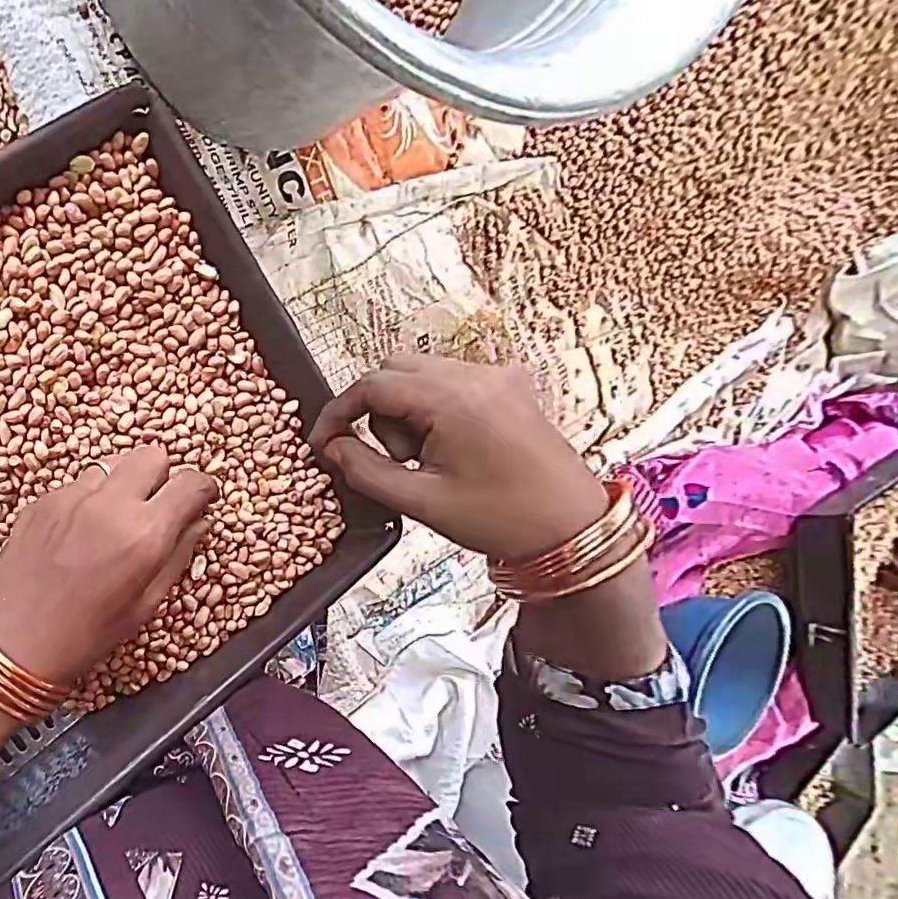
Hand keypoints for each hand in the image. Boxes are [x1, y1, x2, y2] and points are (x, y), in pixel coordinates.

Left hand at [0, 446, 216, 685]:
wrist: (13, 644)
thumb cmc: (86, 635)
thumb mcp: (146, 604)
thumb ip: (178, 554)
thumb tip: (199, 521)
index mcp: (144, 535)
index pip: (190, 483)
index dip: (203, 488)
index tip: (202, 498)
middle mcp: (109, 505)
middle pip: (151, 455)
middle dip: (162, 476)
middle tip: (157, 506)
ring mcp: (70, 498)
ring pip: (113, 463)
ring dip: (124, 484)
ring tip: (116, 520)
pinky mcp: (42, 501)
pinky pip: (79, 483)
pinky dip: (90, 498)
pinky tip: (82, 532)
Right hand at [307, 355, 606, 560]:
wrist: (574, 529)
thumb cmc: (502, 519)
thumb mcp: (420, 501)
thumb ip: (364, 470)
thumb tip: (332, 448)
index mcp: (454, 399)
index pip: (372, 385)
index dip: (337, 412)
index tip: (323, 442)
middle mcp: (476, 375)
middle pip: (392, 370)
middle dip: (374, 411)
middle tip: (389, 458)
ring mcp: (495, 376)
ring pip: (418, 374)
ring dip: (402, 410)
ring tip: (423, 458)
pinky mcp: (507, 386)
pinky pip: (447, 381)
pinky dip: (428, 408)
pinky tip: (444, 446)